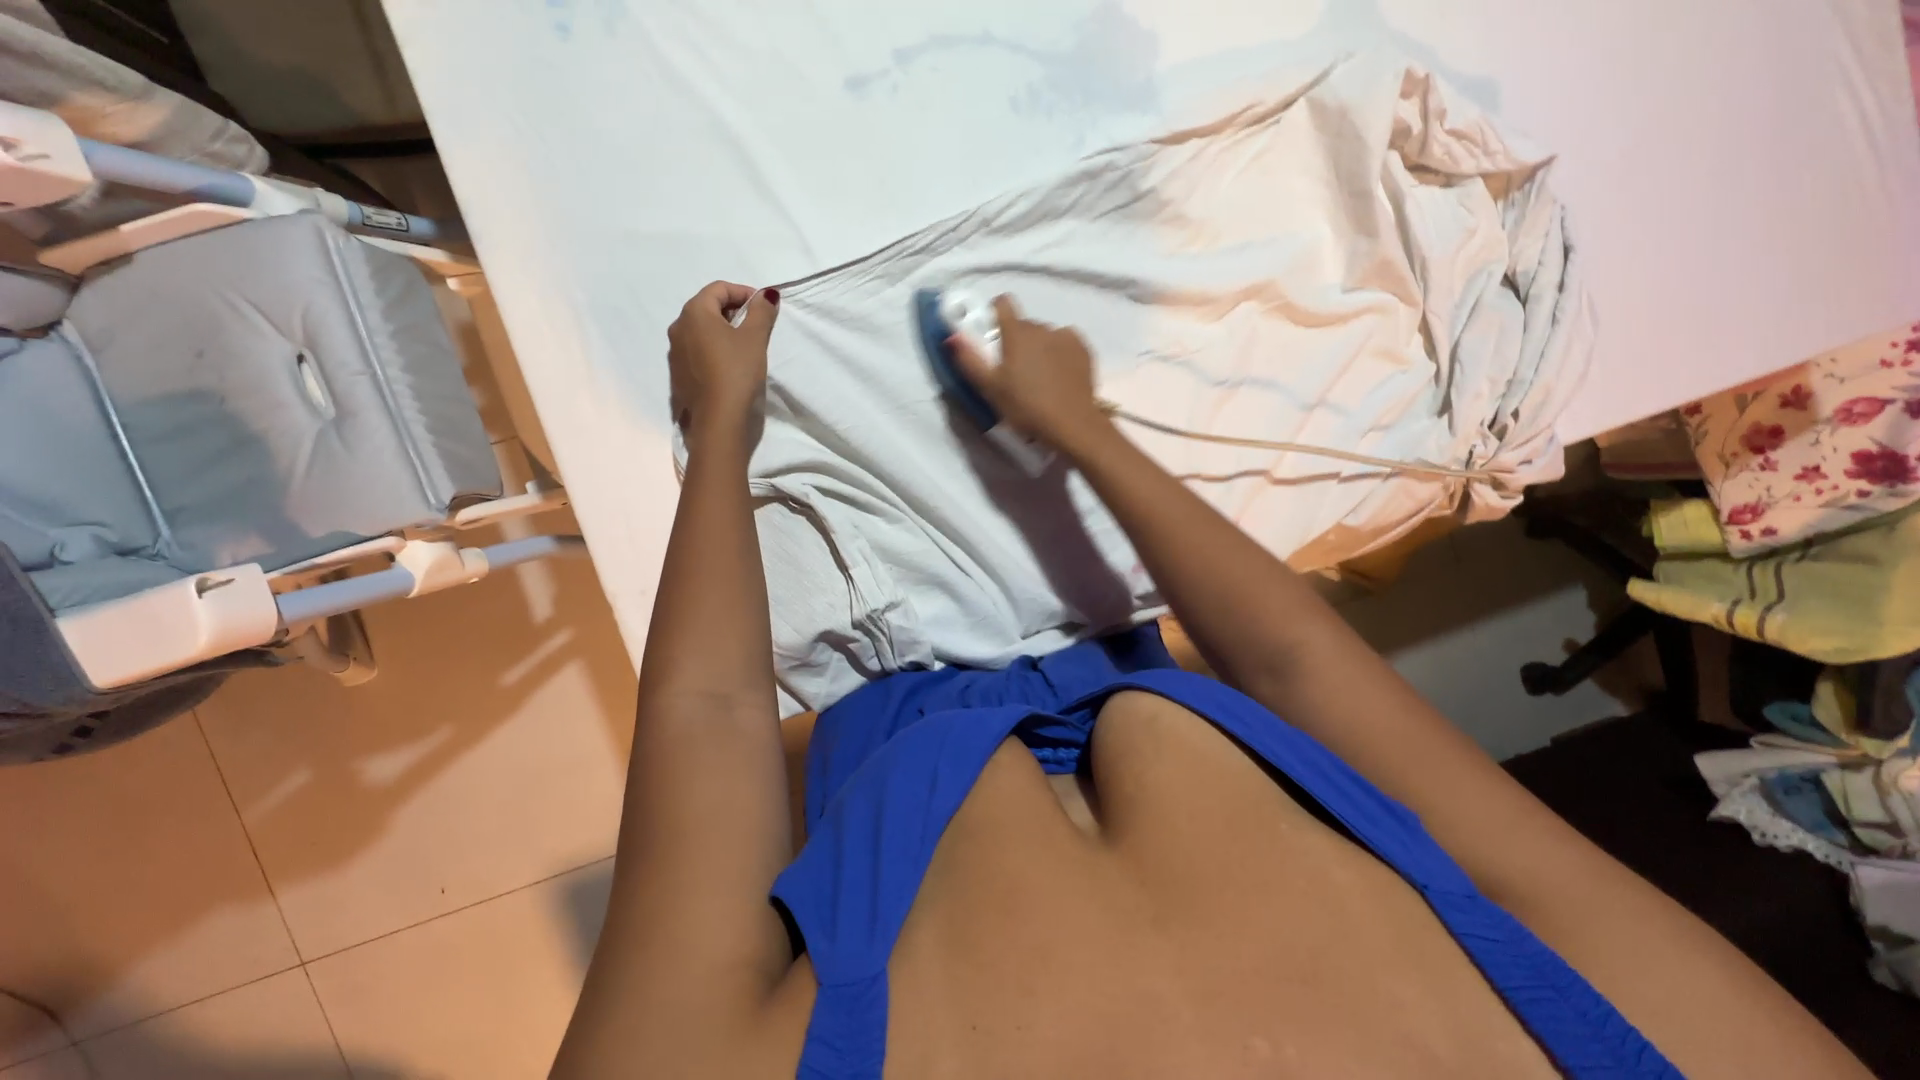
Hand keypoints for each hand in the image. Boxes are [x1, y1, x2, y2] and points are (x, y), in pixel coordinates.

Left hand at [667, 281, 780, 433]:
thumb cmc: (737, 371)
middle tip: (755, 324)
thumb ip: (761, 312)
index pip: (718, 288)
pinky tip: (728, 365)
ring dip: (721, 330)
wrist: (717, 418)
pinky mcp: (677, 373)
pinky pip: (695, 350)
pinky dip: (712, 348)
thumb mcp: (755, 338)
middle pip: (706, 307)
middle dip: (731, 310)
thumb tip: (766, 295)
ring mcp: (674, 352)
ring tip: (743, 345)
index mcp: (694, 312)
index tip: (763, 307)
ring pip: (700, 330)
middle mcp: (678, 327)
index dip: (743, 292)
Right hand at [950, 295, 1107, 449]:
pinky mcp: (1084, 349)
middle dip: (1016, 340)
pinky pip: (1065, 342)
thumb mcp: (990, 388)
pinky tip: (1058, 375)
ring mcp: (1066, 336)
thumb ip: (969, 359)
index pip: (1002, 303)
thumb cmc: (1025, 407)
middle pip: (1023, 325)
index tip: (991, 336)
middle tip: (1013, 371)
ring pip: (1045, 335)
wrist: (1071, 424)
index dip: (993, 314)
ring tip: (1039, 377)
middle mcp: (1042, 327)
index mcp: (1016, 332)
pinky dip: (1059, 352)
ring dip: (1039, 347)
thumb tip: (951, 336)